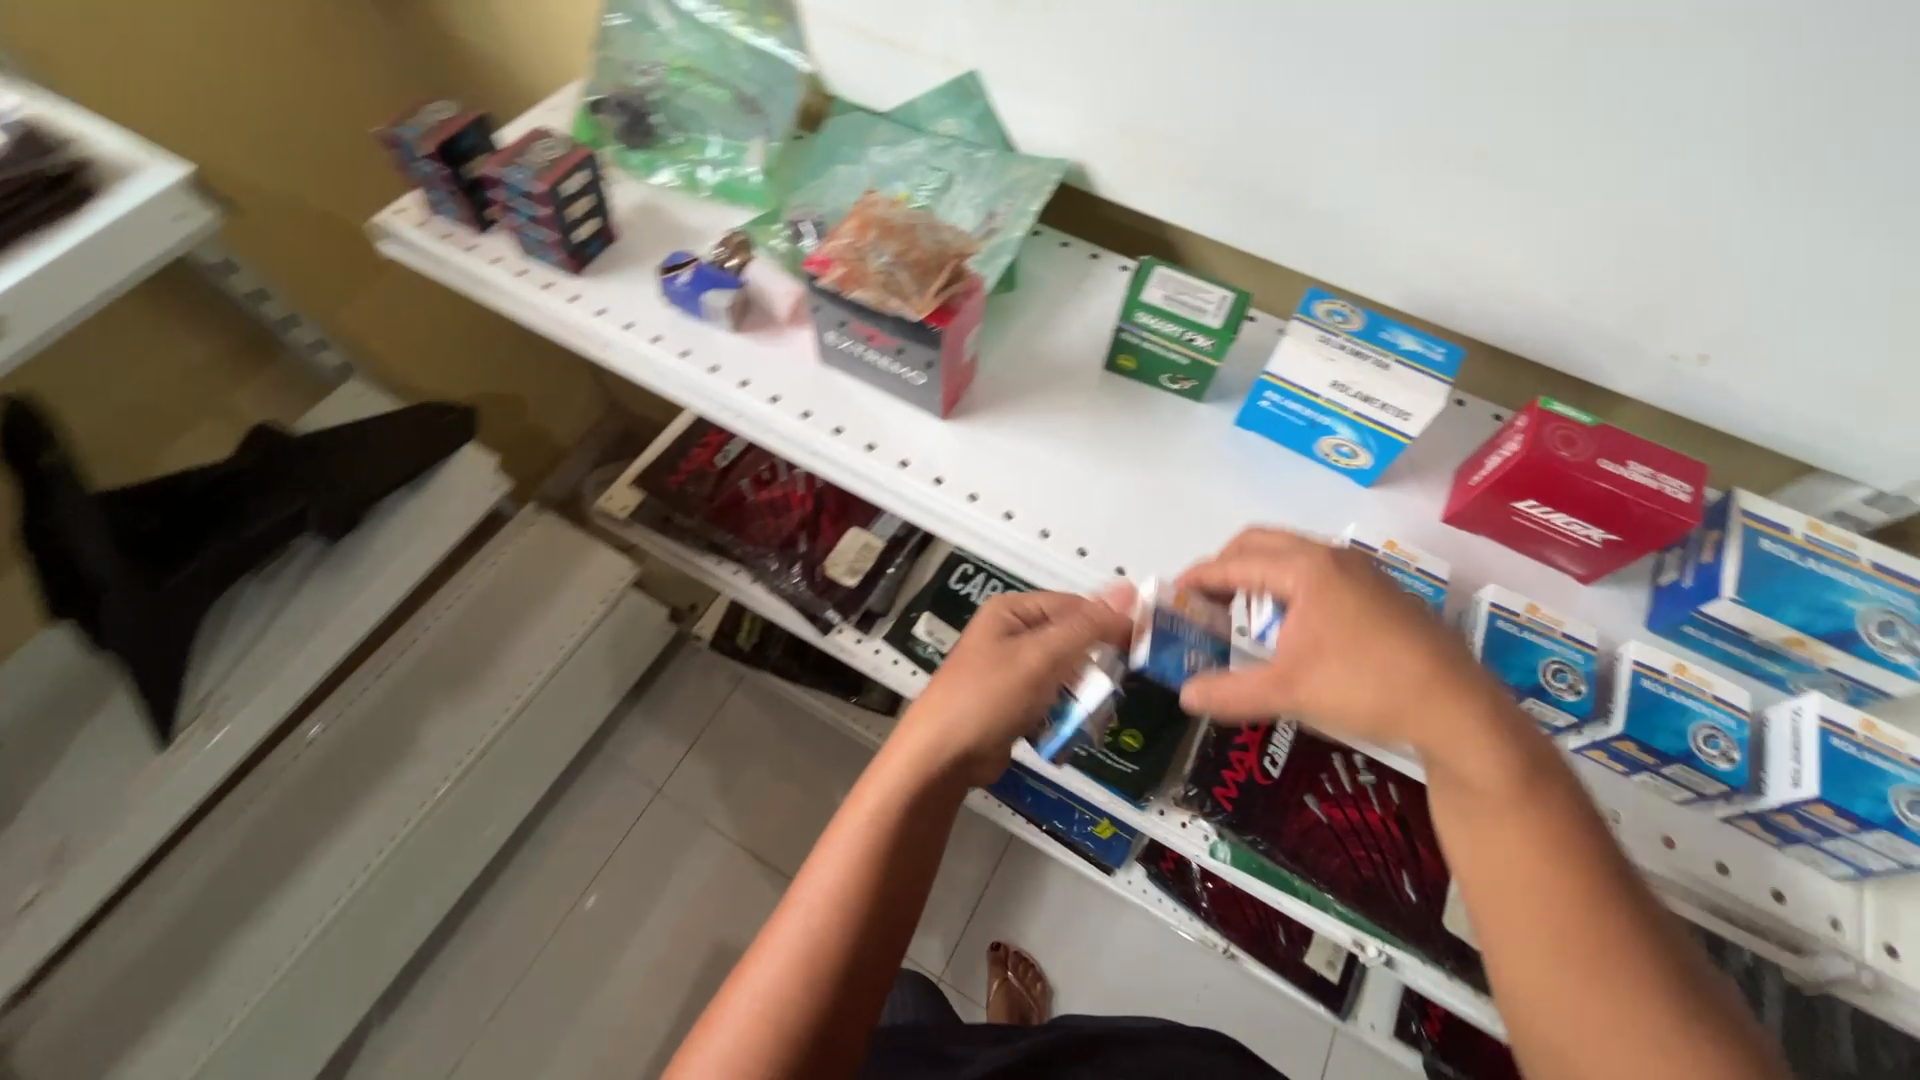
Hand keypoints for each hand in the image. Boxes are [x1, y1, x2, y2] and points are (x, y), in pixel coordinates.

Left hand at [890, 588, 1131, 787]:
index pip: (1076, 606)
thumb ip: (1088, 627)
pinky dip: (1065, 713)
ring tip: (1092, 714)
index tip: (1142, 646)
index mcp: (1013, 611)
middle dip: (1094, 666)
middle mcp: (1012, 634)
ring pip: (1067, 674)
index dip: (1109, 623)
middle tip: (1112, 688)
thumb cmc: (989, 697)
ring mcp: (1013, 671)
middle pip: (1072, 640)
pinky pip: (1053, 700)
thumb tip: (1129, 590)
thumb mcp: (1042, 656)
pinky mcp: (1015, 703)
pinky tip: (1071, 729)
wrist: (943, 756)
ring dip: (1082, 694)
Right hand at [1176, 528, 1509, 753]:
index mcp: (1305, 569)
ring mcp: (1362, 571)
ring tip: (1245, 618)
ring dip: (1259, 576)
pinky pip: (1319, 572)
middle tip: (1205, 604)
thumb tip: (1184, 696)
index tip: (1171, 598)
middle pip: (1260, 543)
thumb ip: (1228, 692)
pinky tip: (1294, 630)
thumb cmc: (1365, 688)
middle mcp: (1332, 557)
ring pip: (1293, 555)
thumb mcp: (1287, 694)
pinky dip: (1290, 586)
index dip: (1196, 579)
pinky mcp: (1381, 592)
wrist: (1458, 709)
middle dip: (1225, 568)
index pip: (1233, 563)